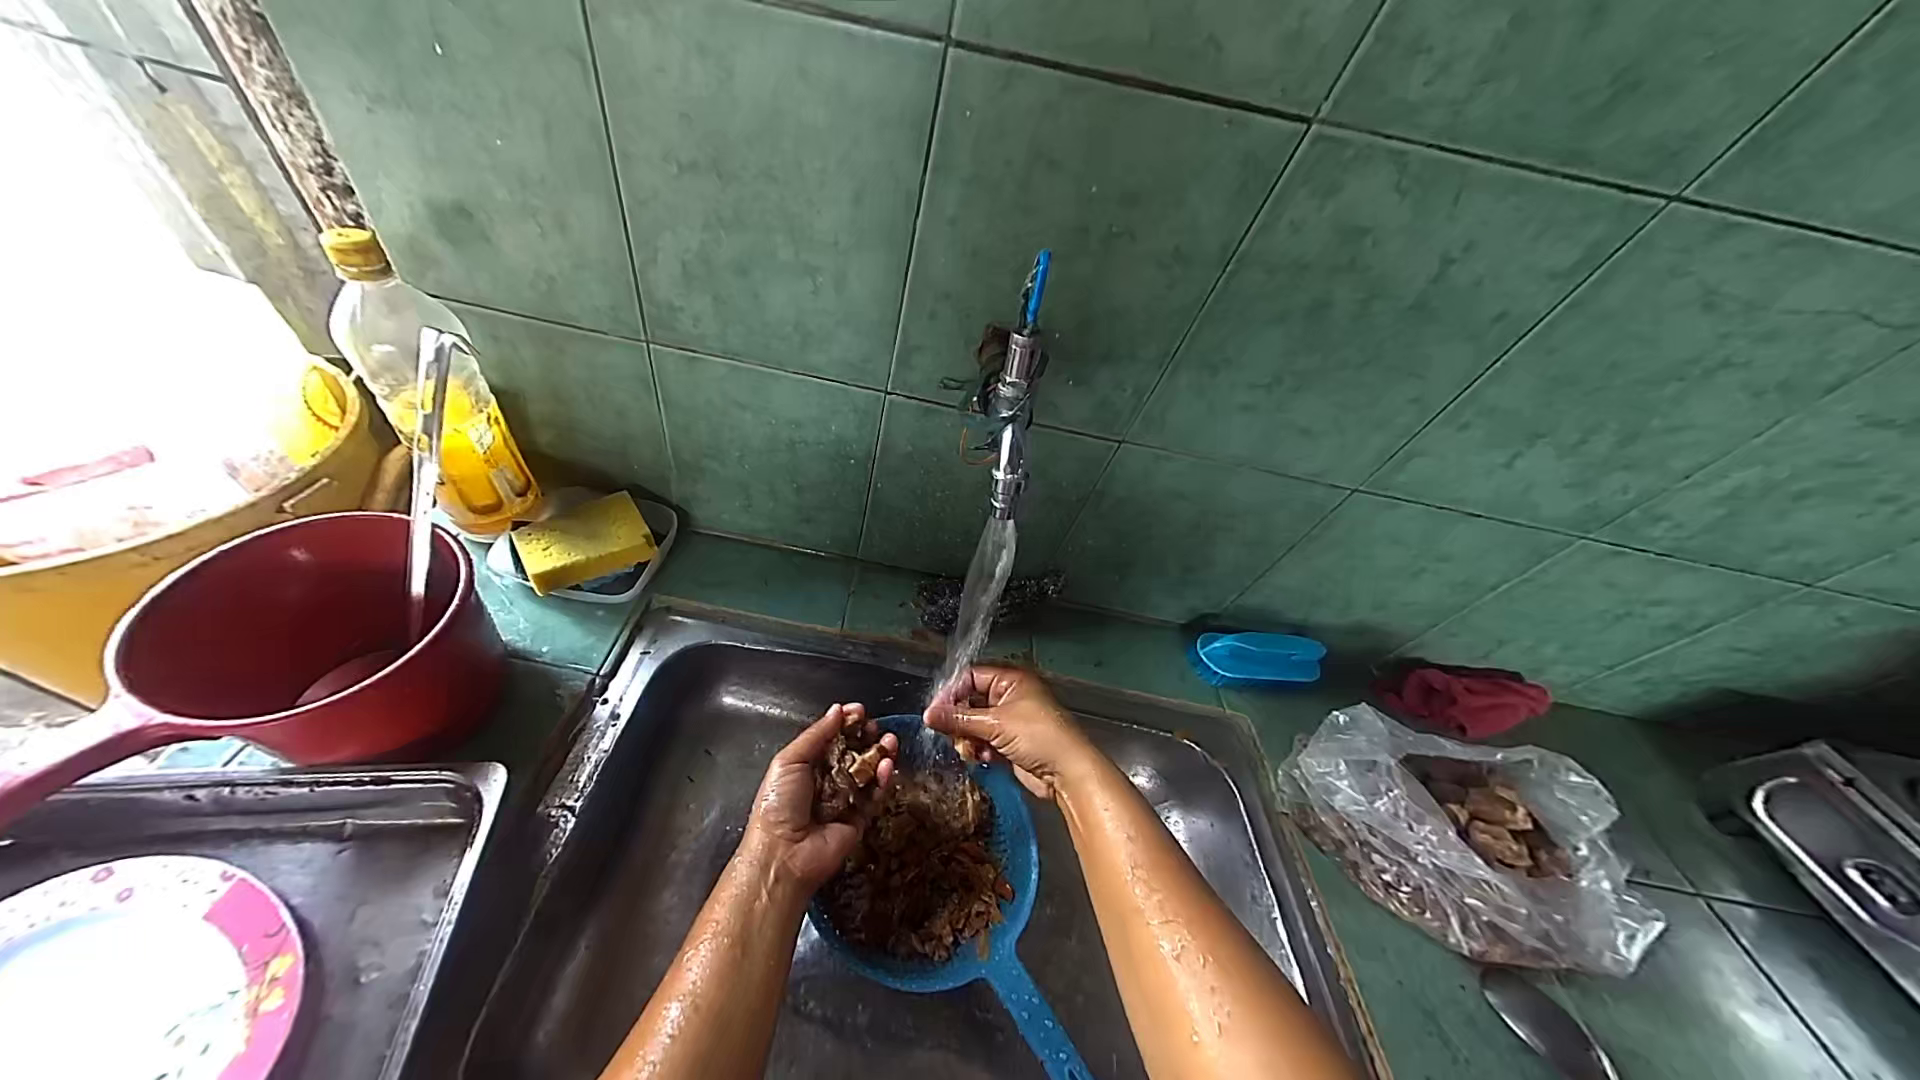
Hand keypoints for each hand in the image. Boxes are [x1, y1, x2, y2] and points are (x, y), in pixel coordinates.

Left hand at [743, 703, 896, 893]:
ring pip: (868, 771)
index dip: (846, 723)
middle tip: (875, 726)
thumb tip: (837, 710)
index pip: (832, 737)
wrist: (783, 855)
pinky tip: (887, 765)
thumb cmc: (777, 806)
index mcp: (806, 765)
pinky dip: (883, 779)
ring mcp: (844, 799)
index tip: (858, 711)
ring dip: (880, 753)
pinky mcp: (858, 818)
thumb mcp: (789, 760)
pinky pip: (875, 795)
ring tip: (890, 741)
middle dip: (866, 736)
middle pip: (853, 752)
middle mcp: (826, 780)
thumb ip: (816, 734)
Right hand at [923, 666, 1100, 800]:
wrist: (1067, 773)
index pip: (971, 677)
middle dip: (959, 719)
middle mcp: (1010, 696)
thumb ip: (959, 718)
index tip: (935, 711)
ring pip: (975, 724)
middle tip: (950, 733)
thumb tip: (929, 714)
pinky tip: (983, 758)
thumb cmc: (1040, 737)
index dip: (952, 692)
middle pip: (971, 701)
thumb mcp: (995, 724)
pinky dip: (980, 749)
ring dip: (968, 738)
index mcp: (1011, 680)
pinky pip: (984, 742)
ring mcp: (1011, 721)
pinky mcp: (1011, 744)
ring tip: (970, 749)